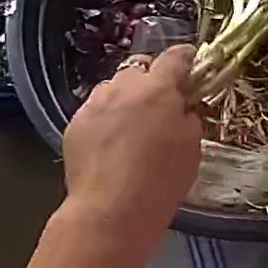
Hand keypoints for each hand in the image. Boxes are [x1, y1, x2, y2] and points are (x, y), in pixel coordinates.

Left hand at [60, 44, 202, 238]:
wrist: (111, 209)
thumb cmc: (161, 180)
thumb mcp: (192, 148)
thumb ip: (189, 117)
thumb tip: (183, 107)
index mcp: (159, 89)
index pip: (175, 58)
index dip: (186, 58)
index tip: (191, 64)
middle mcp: (124, 87)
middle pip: (140, 67)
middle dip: (152, 79)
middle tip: (161, 104)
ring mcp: (95, 103)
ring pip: (114, 87)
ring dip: (126, 98)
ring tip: (132, 126)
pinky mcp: (75, 123)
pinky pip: (96, 110)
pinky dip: (106, 119)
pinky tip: (111, 144)